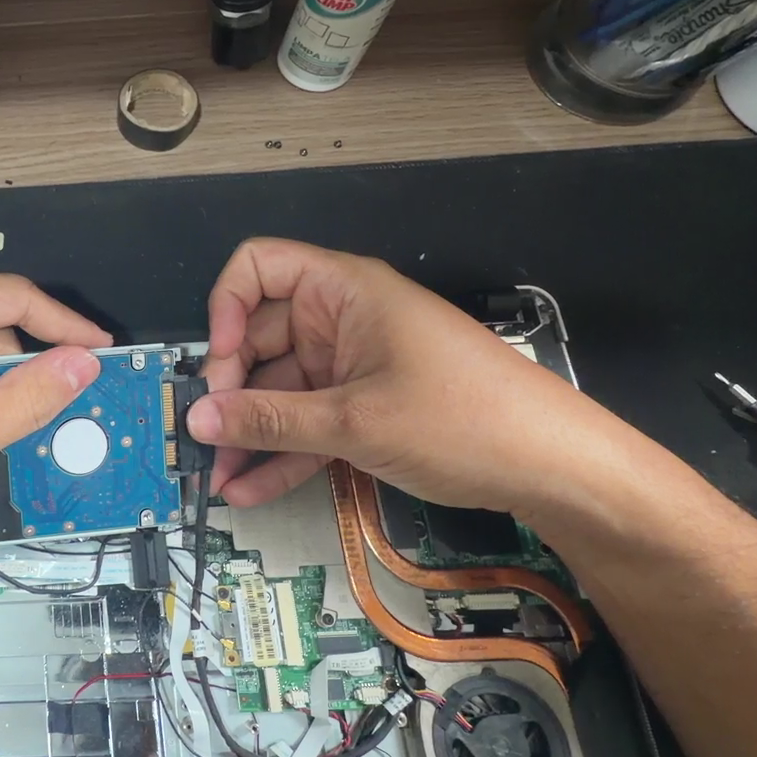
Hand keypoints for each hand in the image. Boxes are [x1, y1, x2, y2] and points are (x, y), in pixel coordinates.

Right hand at [187, 238, 623, 518]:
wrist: (560, 473)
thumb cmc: (461, 419)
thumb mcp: (355, 421)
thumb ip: (269, 419)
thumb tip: (196, 419)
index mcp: (342, 291)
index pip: (259, 267)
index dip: (226, 306)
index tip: (221, 362)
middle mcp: (339, 320)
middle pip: (259, 339)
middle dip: (230, 392)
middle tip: (208, 438)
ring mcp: (350, 366)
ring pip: (280, 390)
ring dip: (249, 434)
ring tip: (217, 479)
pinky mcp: (362, 408)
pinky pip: (306, 423)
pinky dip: (281, 453)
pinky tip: (249, 489)